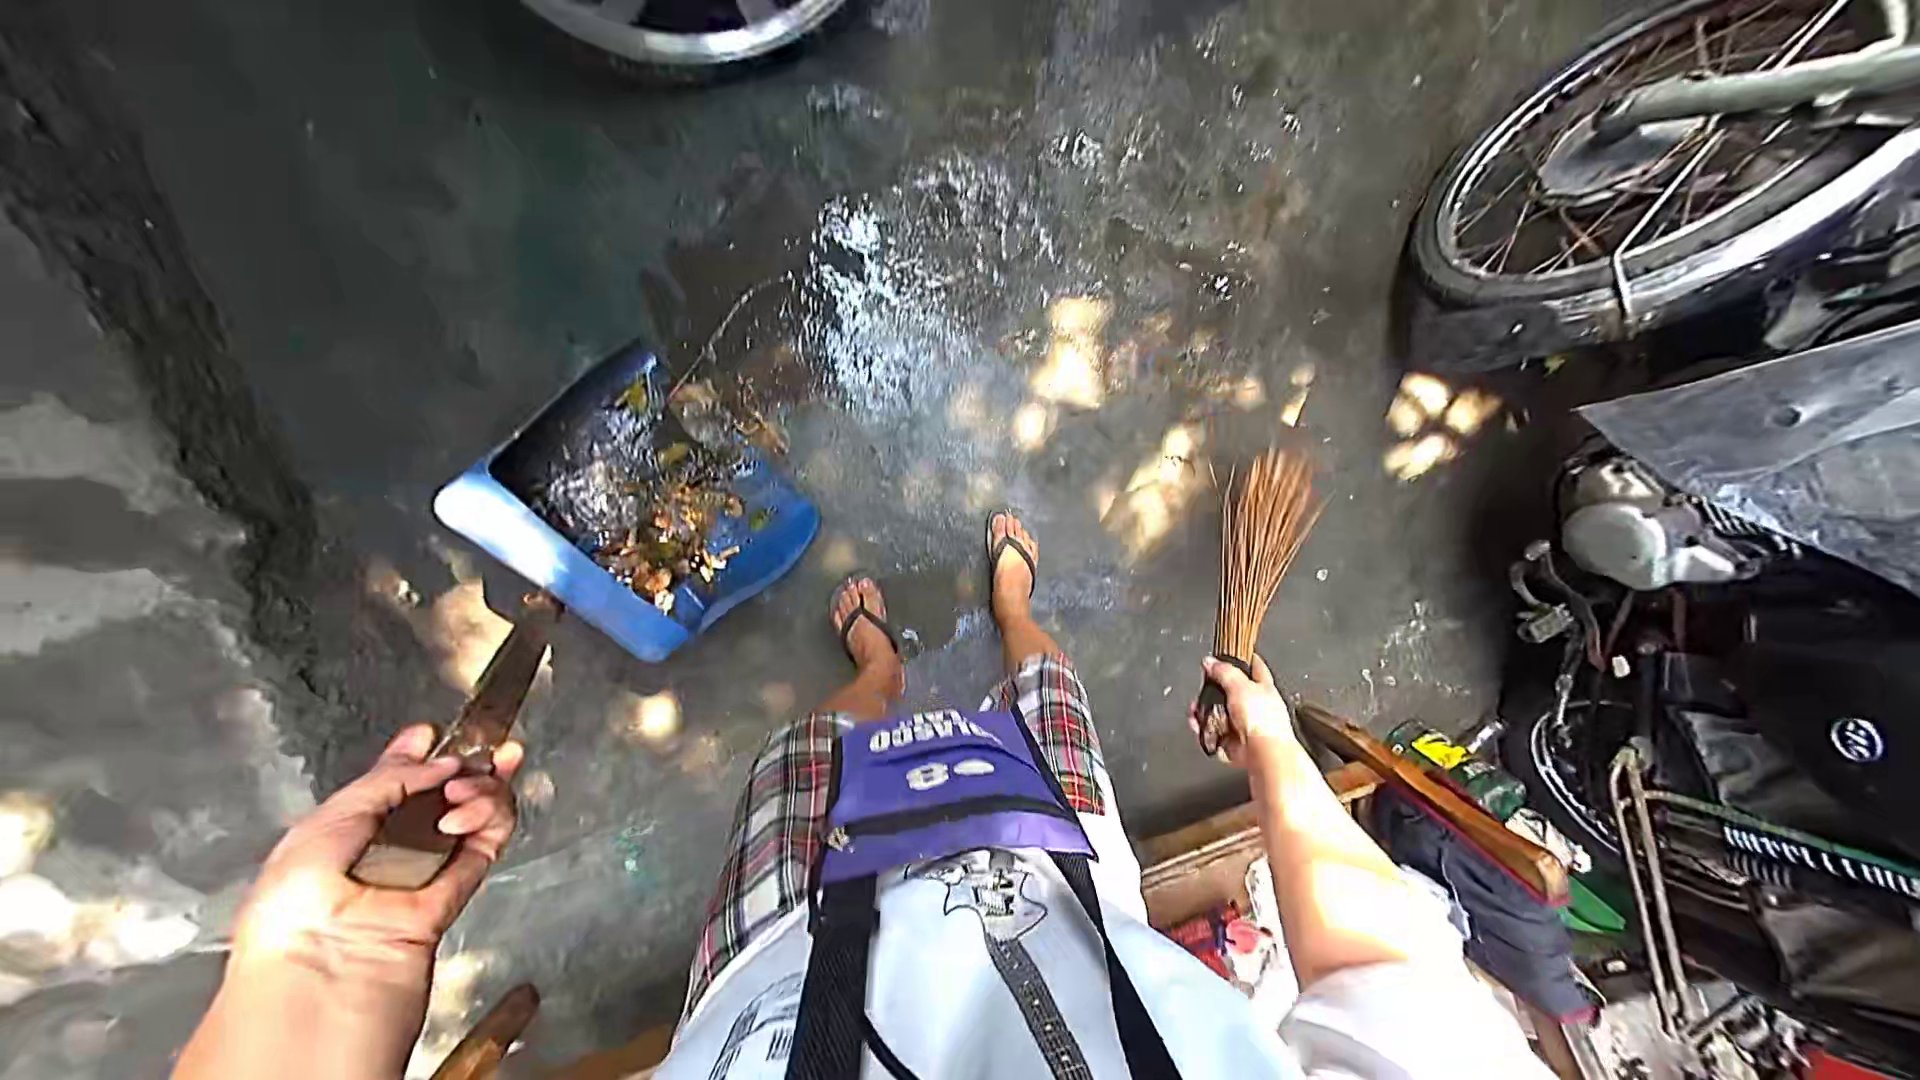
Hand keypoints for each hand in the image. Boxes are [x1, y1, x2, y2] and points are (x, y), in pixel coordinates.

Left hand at [232, 724, 523, 978]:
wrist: (330, 955)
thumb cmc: (299, 904)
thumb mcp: (328, 819)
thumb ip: (390, 778)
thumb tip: (442, 758)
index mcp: (362, 823)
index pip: (403, 776)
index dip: (424, 752)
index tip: (436, 735)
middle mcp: (407, 833)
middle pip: (456, 780)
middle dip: (473, 758)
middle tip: (481, 747)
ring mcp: (443, 849)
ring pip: (484, 796)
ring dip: (482, 783)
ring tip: (462, 792)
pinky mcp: (474, 865)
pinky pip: (500, 824)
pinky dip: (493, 809)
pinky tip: (466, 815)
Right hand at [1188, 653, 1294, 768]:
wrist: (1263, 753)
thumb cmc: (1264, 721)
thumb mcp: (1240, 685)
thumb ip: (1224, 671)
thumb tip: (1210, 661)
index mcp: (1264, 688)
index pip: (1254, 667)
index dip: (1242, 658)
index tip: (1229, 653)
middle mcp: (1256, 706)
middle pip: (1230, 690)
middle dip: (1212, 688)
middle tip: (1203, 685)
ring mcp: (1245, 724)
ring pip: (1219, 711)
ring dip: (1204, 709)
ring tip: (1195, 708)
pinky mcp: (1234, 740)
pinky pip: (1213, 730)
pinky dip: (1203, 727)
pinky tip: (1197, 722)